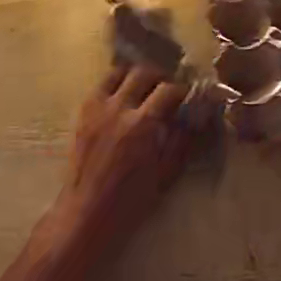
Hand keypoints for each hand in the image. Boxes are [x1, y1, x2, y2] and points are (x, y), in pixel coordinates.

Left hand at [50, 64, 192, 255]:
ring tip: (144, 86)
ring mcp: (96, 108)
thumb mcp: (166, 172)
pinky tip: (122, 98)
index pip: (168, 90)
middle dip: (159, 75)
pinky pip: (99, 86)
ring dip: (134, 74)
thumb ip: (183, 140)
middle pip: (142, 72)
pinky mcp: (81, 112)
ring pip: (117, 73)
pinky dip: (113, 84)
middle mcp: (118, 108)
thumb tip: (199, 116)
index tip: (189, 94)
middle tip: (167, 86)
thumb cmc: (132, 198)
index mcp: (142, 124)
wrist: (89, 208)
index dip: (183, 89)